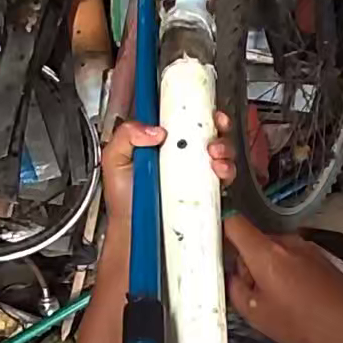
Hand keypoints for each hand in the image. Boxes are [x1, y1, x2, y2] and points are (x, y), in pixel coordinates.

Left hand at [101, 115, 234, 229]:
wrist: (135, 232)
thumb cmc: (124, 198)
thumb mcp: (114, 160)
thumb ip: (126, 135)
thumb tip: (156, 130)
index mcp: (162, 141)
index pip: (185, 118)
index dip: (199, 111)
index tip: (206, 110)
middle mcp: (183, 154)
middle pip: (210, 131)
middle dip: (219, 128)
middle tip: (212, 136)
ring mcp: (197, 172)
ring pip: (222, 151)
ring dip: (224, 149)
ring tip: (214, 155)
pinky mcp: (207, 191)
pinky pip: (225, 176)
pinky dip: (227, 170)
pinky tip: (219, 172)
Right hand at [222, 215, 342, 342]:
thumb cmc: (302, 323)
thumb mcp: (256, 314)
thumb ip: (234, 288)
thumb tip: (229, 273)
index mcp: (266, 252)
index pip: (234, 222)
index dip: (218, 225)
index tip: (208, 237)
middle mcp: (286, 241)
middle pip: (253, 240)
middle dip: (246, 262)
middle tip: (251, 292)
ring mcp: (305, 246)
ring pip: (272, 250)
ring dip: (266, 268)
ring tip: (277, 300)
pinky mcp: (319, 255)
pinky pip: (290, 256)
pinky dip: (284, 270)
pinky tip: (295, 296)